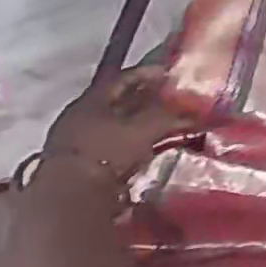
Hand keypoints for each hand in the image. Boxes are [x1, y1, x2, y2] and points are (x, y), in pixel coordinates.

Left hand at [39, 65, 199, 183]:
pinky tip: (146, 148)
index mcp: (91, 101)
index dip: (146, 73)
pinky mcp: (83, 163)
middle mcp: (81, 117)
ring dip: (138, 123)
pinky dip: (131, 143)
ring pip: (116, 124)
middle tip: (169, 99)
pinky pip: (113, 145)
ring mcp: (79, 141)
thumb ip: (167, 116)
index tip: (167, 72)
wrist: (73, 194)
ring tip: (163, 125)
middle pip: (117, 102)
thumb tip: (193, 112)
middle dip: (144, 99)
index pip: (122, 79)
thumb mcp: (143, 129)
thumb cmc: (107, 152)